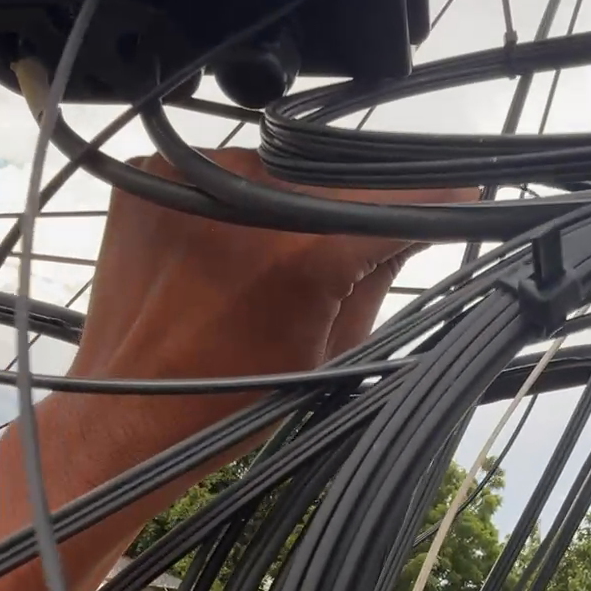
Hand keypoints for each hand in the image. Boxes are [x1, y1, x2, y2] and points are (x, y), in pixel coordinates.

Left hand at [0, 148, 468, 590]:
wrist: (124, 412)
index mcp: (301, 257)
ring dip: (287, 211)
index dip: (436, 205)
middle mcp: (246, 200)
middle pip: (331, 187)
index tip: (466, 198)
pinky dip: (234, 207)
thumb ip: (376, 285)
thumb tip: (406, 235)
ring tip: (263, 268)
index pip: (392, 210)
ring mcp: (188, 180)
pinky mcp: (148, 178)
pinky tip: (223, 255)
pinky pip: (219, 177)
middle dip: (348, 218)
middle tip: (339, 258)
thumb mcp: (328, 355)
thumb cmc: (229, 403)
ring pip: (274, 177)